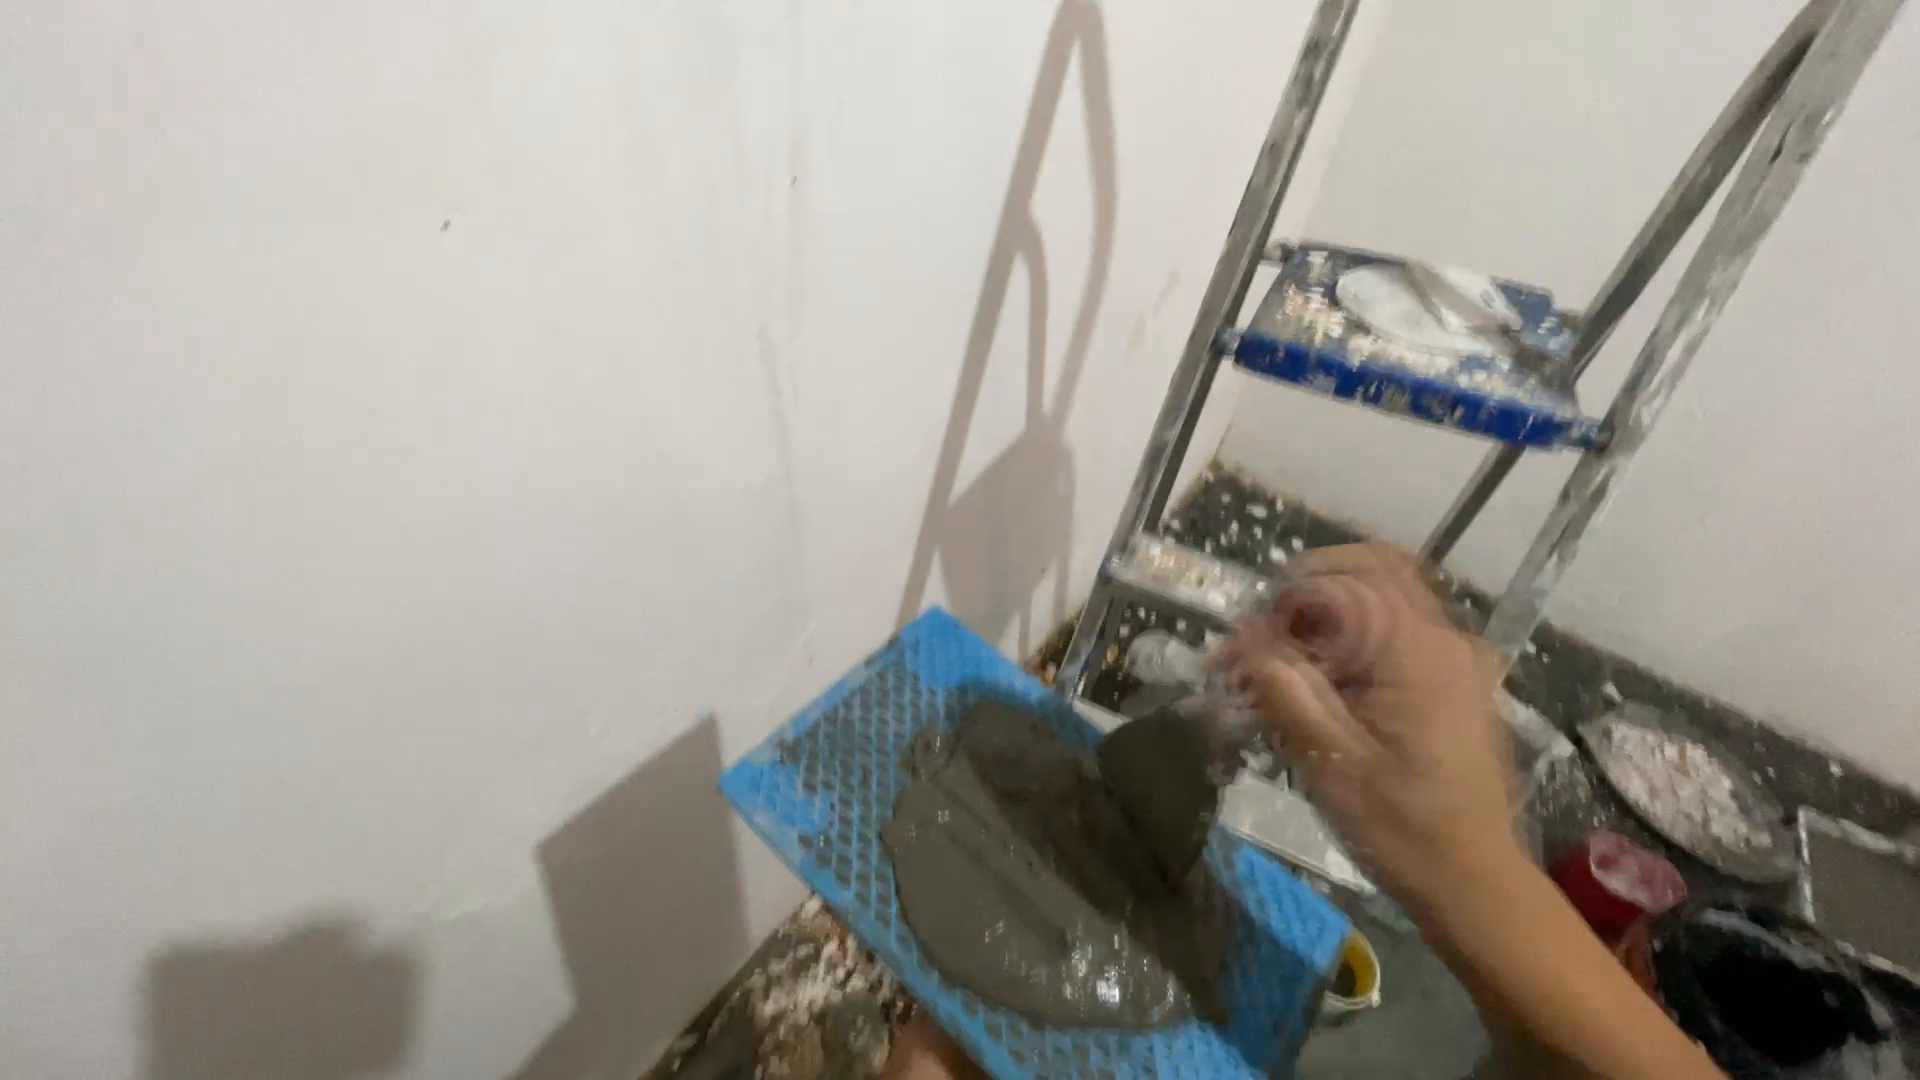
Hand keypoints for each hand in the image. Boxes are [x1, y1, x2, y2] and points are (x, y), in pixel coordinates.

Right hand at [1213, 544, 1519, 921]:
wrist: (1473, 883)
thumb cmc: (1401, 826)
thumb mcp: (1327, 759)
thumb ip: (1283, 686)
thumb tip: (1243, 636)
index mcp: (1417, 651)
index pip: (1340, 583)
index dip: (1282, 602)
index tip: (1242, 647)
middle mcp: (1442, 639)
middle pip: (1366, 572)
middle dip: (1301, 598)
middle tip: (1258, 642)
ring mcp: (1449, 658)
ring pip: (1373, 600)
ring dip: (1315, 622)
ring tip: (1271, 671)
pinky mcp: (1444, 680)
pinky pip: (1386, 633)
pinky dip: (1340, 644)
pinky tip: (1309, 689)